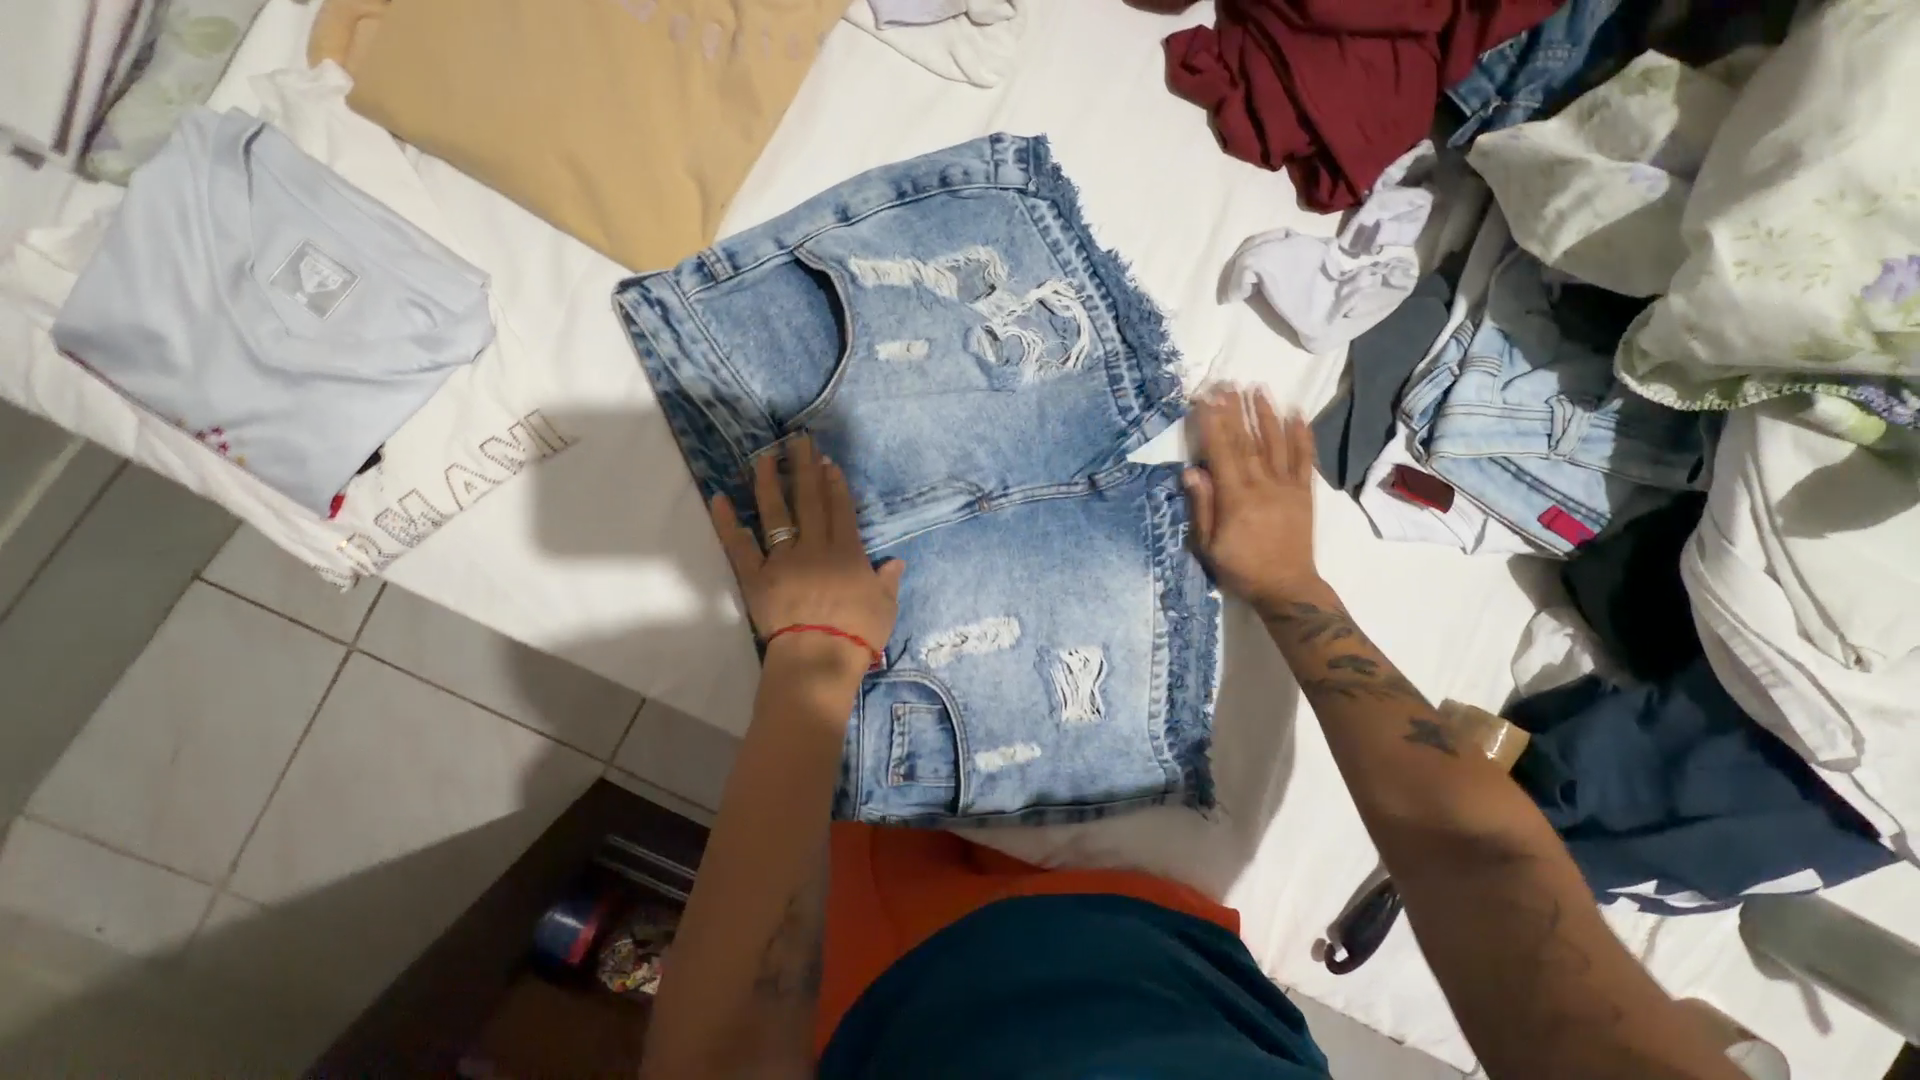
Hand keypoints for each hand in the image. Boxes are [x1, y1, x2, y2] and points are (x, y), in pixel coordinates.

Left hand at [710, 435, 905, 671]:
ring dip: (769, 482)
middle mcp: (814, 547)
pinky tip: (719, 497)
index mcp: (847, 553)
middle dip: (804, 468)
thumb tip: (895, 562)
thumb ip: (888, 581)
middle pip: (809, 501)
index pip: (840, 510)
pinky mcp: (756, 577)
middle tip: (798, 441)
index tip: (825, 461)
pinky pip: (738, 546)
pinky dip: (727, 522)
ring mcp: (782, 560)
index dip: (833, 484)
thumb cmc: (858, 635)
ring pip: (775, 513)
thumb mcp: (885, 607)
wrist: (818, 658)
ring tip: (764, 457)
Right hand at [1184, 386, 1323, 615]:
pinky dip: (1301, 435)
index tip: (1205, 398)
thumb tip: (1192, 470)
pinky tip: (1296, 414)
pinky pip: (1303, 459)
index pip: (1221, 450)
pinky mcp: (1304, 492)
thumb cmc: (1241, 569)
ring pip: (1275, 442)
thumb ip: (1202, 506)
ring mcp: (1286, 486)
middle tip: (1226, 383)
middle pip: (1247, 440)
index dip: (1212, 422)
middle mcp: (1262, 485)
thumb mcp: (1208, 545)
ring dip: (1266, 414)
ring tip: (1257, 388)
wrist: (1286, 588)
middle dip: (1235, 409)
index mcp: (1236, 497)